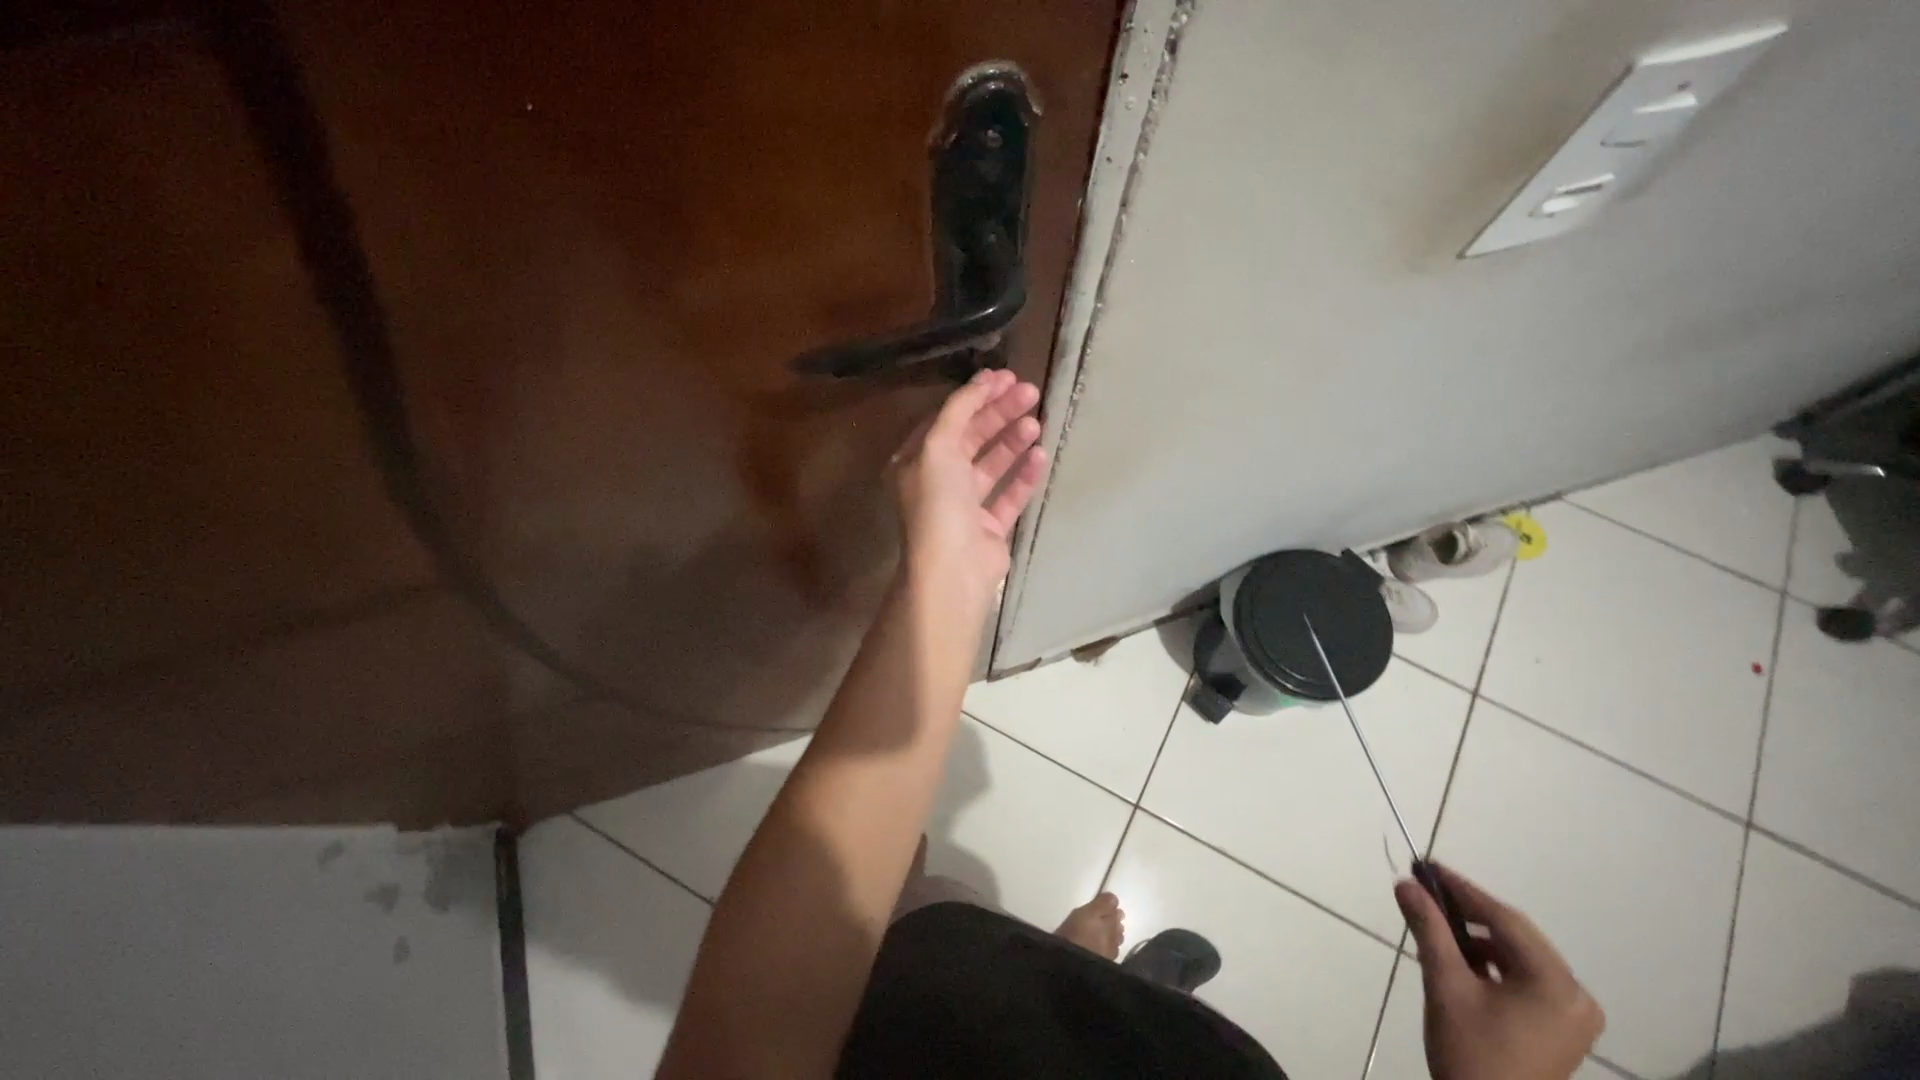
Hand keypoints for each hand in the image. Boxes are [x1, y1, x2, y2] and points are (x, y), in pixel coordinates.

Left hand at [892, 368, 1045, 606]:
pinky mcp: (989, 528)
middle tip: (1029, 392)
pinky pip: (1009, 494)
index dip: (974, 397)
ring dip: (1012, 440)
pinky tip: (1040, 454)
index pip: (947, 420)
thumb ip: (958, 410)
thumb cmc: (938, 503)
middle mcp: (937, 481)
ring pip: (991, 464)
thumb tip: (982, 381)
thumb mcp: (937, 446)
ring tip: (1036, 421)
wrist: (953, 567)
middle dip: (998, 413)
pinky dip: (1023, 475)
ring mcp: (964, 506)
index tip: (1003, 377)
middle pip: (971, 438)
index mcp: (916, 462)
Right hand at [1396, 863, 1603, 1079]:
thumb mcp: (1445, 986)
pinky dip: (1492, 967)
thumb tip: (1406, 884)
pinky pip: (1525, 980)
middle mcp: (1576, 994)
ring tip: (1436, 932)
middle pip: (1515, 937)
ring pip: (1518, 957)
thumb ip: (1428, 929)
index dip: (1461, 889)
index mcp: (1556, 983)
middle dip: (1468, 913)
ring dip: (1477, 941)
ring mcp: (1574, 1015)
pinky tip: (1461, 963)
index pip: (1504, 920)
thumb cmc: (1470, 1054)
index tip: (1426, 866)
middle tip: (1426, 891)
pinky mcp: (1562, 1029)